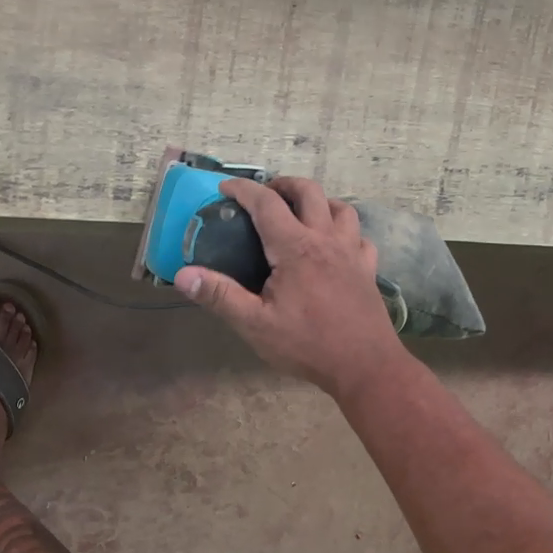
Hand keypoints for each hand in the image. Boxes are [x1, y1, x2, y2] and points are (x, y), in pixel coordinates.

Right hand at [178, 176, 403, 394]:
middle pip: (309, 191)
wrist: (367, 368)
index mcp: (295, 247)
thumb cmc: (308, 345)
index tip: (225, 188)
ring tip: (300, 213)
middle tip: (264, 195)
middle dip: (283, 184)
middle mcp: (326, 239)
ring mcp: (352, 253)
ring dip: (318, 202)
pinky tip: (335, 245)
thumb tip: (183, 275)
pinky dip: (345, 231)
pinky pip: (360, 236)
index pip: (266, 203)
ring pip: (341, 208)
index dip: (243, 189)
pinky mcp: (368, 270)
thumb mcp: (255, 324)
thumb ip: (220, 296)